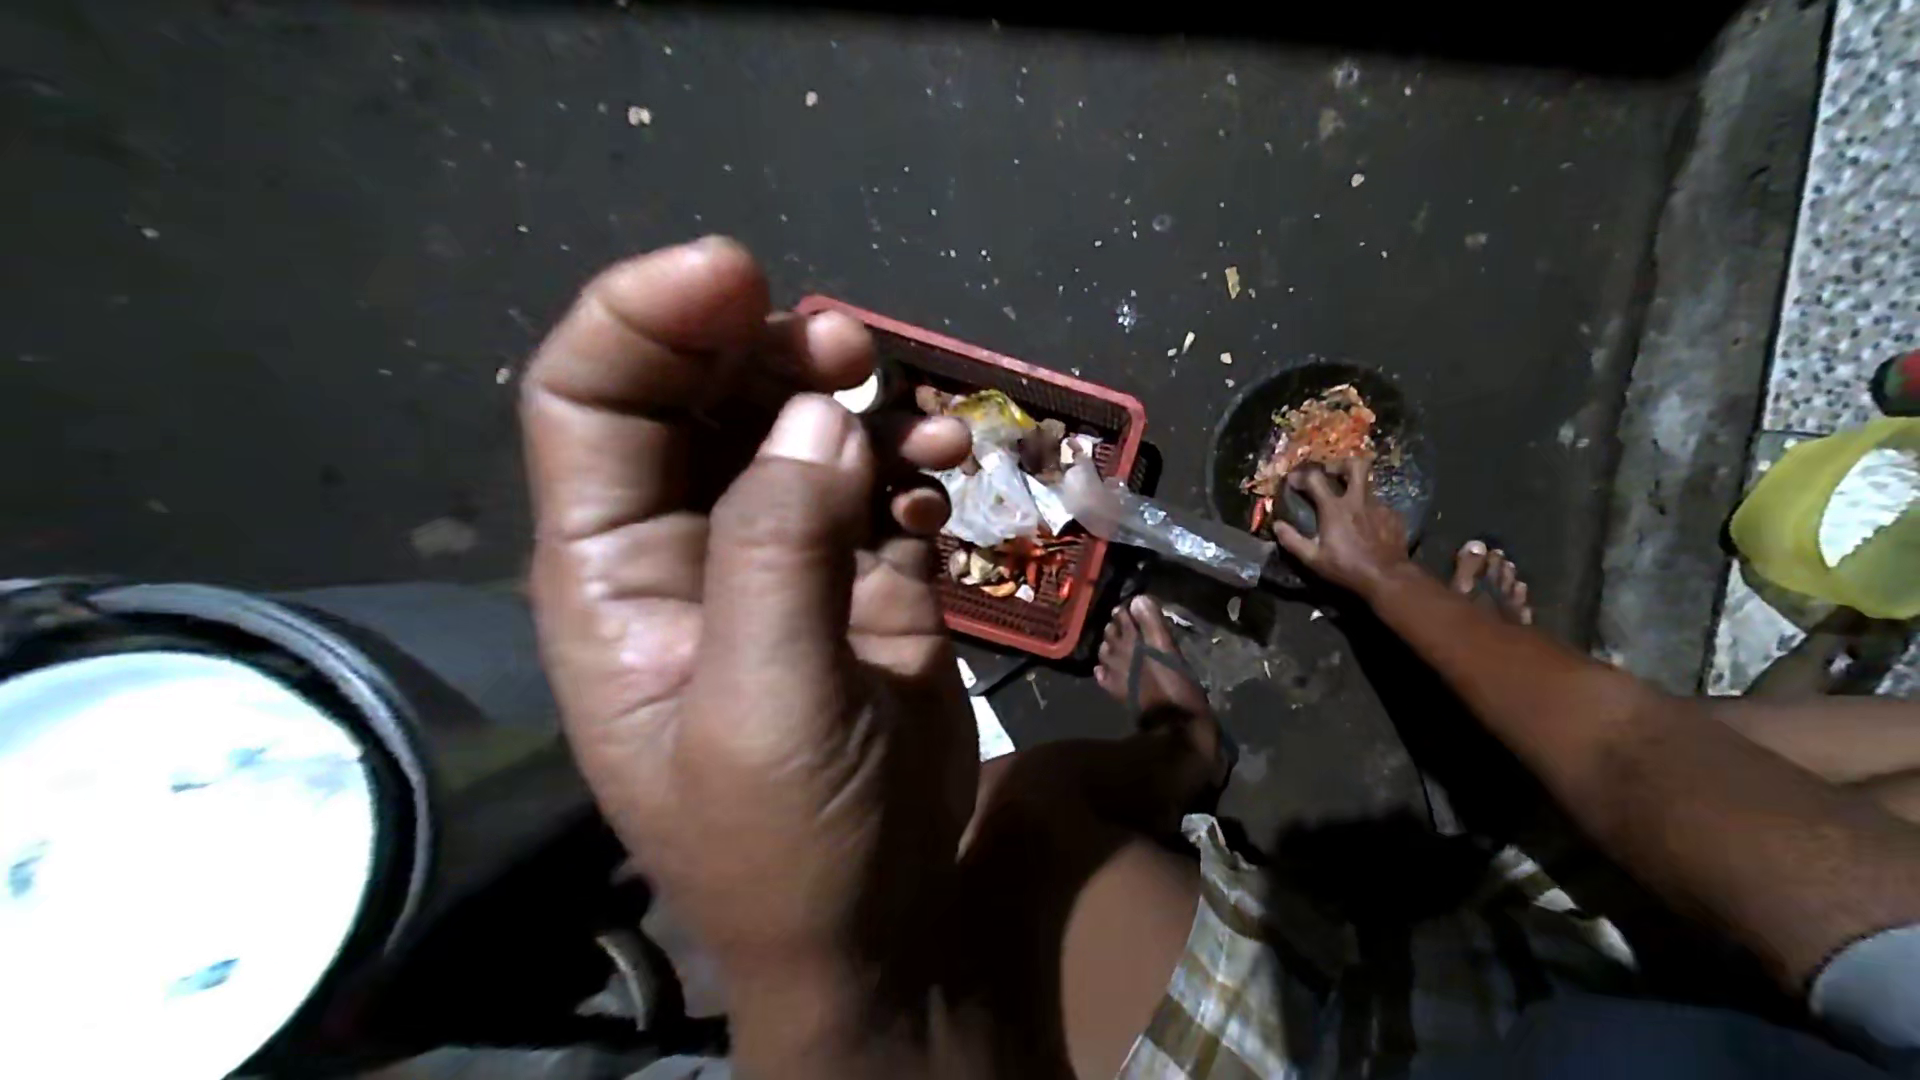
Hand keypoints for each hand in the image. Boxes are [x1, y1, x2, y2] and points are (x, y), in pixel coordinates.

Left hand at [519, 239, 977, 1051]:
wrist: (877, 917)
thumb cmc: (789, 846)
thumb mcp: (767, 710)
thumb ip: (779, 555)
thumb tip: (822, 419)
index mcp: (615, 574)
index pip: (589, 403)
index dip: (646, 320)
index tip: (735, 271)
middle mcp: (689, 547)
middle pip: (706, 399)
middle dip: (772, 353)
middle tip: (852, 344)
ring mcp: (782, 557)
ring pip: (803, 432)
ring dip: (860, 406)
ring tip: (924, 423)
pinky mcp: (860, 576)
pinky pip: (876, 484)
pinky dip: (910, 464)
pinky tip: (945, 475)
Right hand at [1270, 457, 1411, 596]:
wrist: (1387, 577)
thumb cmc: (1346, 567)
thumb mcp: (1312, 559)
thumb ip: (1291, 540)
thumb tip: (1277, 525)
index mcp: (1334, 509)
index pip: (1315, 479)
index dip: (1301, 476)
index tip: (1293, 481)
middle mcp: (1358, 501)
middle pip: (1356, 465)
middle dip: (1341, 464)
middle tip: (1331, 475)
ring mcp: (1379, 506)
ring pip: (1367, 485)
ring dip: (1354, 488)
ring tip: (1346, 503)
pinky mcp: (1393, 515)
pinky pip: (1378, 504)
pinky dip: (1367, 509)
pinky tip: (1364, 523)